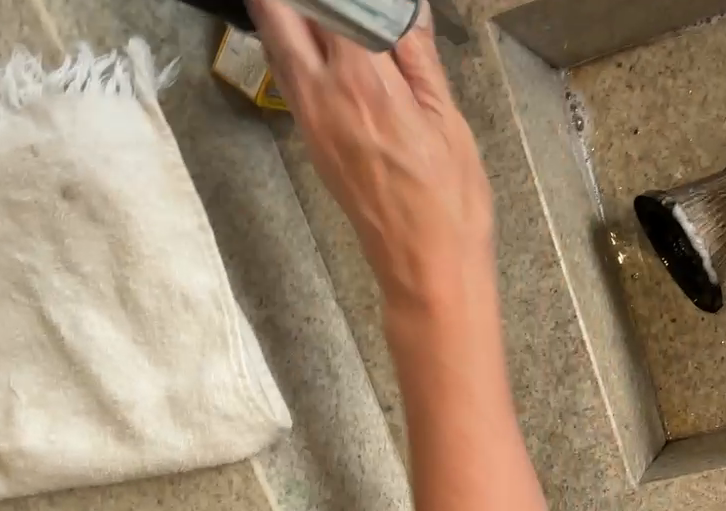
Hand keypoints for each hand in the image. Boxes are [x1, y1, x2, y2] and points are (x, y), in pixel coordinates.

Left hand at [249, 0, 493, 314]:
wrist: (429, 269)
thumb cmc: (450, 206)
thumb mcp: (448, 124)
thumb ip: (421, 60)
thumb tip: (409, 12)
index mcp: (363, 80)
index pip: (333, 2)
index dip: (350, 0)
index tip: (374, 5)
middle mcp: (322, 92)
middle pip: (277, 9)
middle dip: (302, 1)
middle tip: (341, 8)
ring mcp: (310, 120)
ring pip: (275, 40)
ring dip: (293, 18)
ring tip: (331, 21)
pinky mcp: (312, 144)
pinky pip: (289, 78)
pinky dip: (299, 52)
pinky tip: (332, 58)